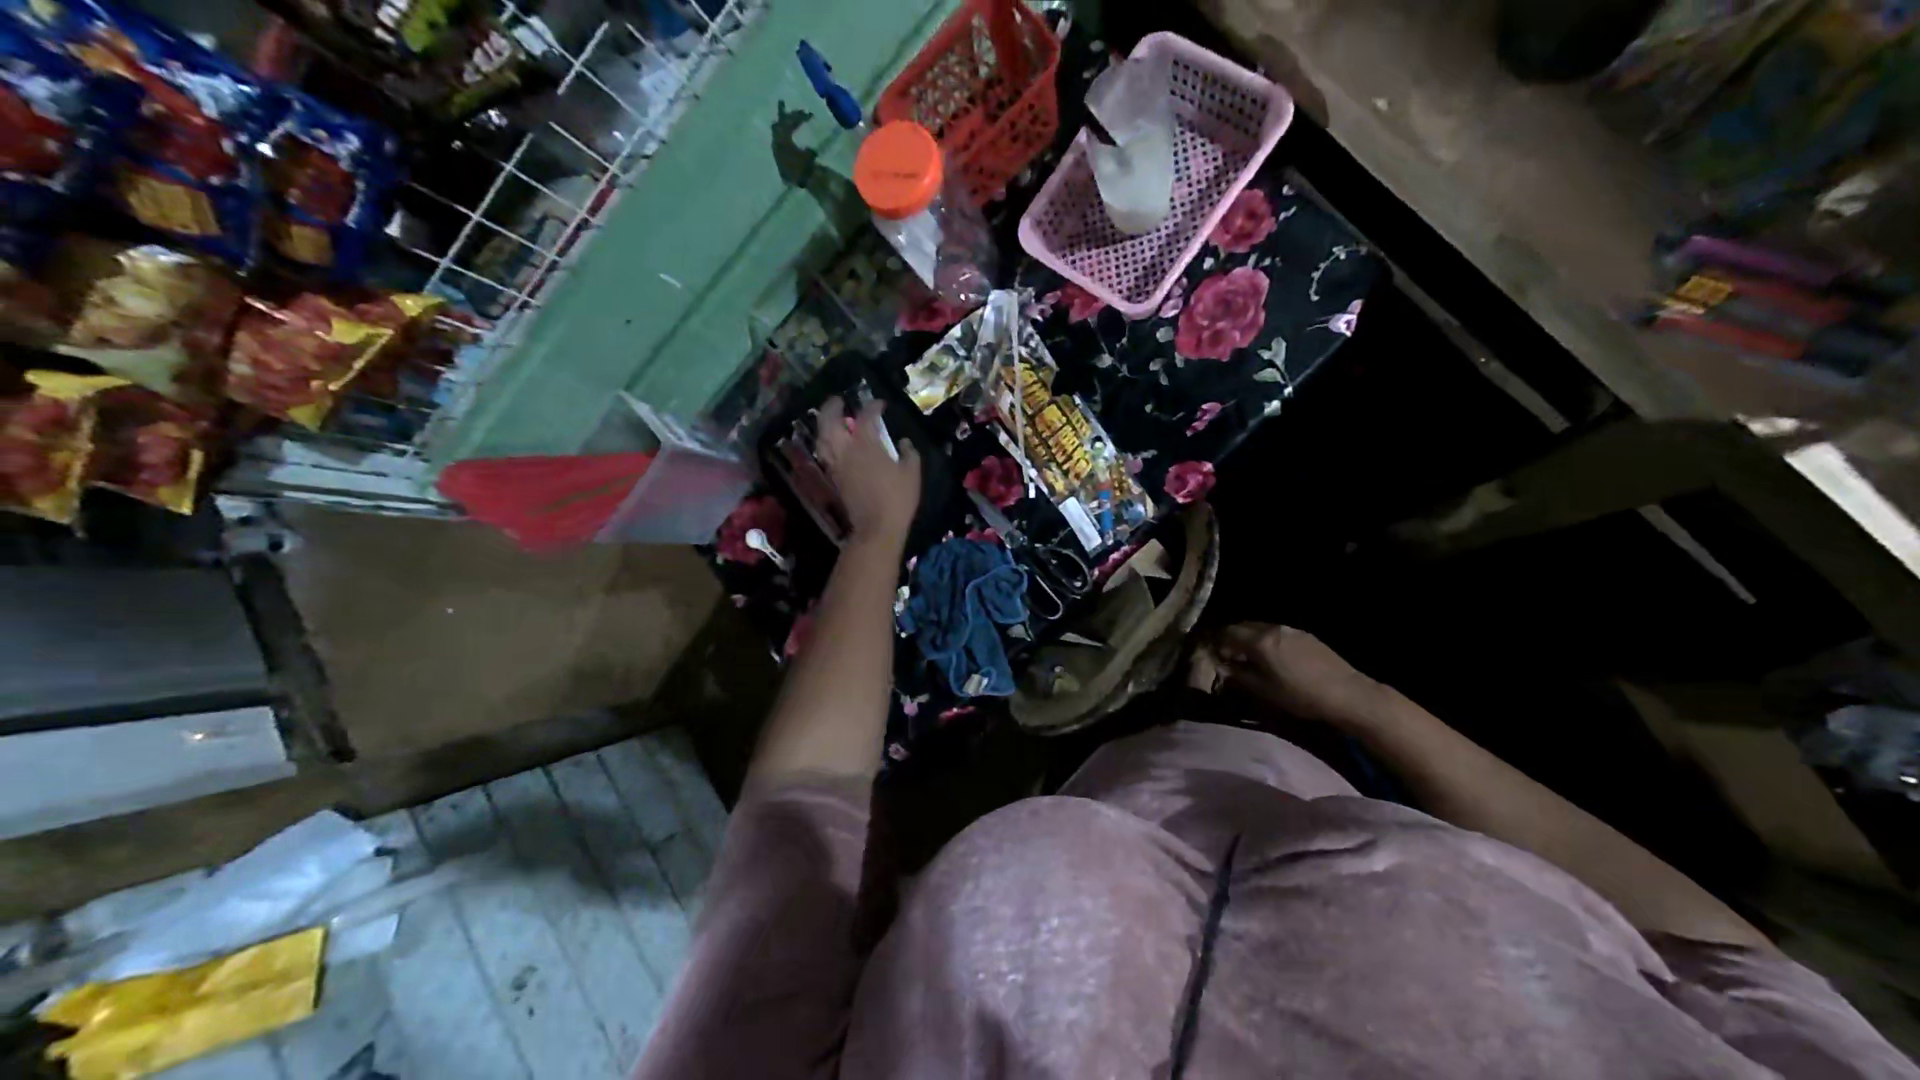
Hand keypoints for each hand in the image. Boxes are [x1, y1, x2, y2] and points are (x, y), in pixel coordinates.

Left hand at [817, 397, 920, 545]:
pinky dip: (826, 443)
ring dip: (824, 424)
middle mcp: (846, 450)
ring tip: (831, 419)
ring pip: (822, 438)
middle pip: (830, 421)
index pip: (866, 417)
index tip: (881, 404)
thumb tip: (903, 441)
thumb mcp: (912, 472)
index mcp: (866, 445)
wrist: (877, 527)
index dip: (873, 406)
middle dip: (833, 407)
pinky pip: (825, 454)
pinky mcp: (834, 478)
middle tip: (839, 400)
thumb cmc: (898, 499)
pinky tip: (833, 442)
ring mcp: (836, 465)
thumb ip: (908, 452)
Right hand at [1215, 623, 1382, 726]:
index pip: (1227, 633)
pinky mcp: (1306, 635)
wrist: (1347, 693)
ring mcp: (1291, 629)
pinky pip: (1277, 631)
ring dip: (1251, 638)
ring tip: (1252, 658)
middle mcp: (1272, 629)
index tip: (1217, 658)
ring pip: (1261, 627)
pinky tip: (1275, 657)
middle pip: (1243, 626)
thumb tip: (1223, 667)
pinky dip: (1267, 640)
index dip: (1217, 644)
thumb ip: (1239, 676)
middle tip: (1231, 657)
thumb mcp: (1264, 690)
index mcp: (1259, 641)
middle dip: (1232, 638)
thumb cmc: (1300, 695)